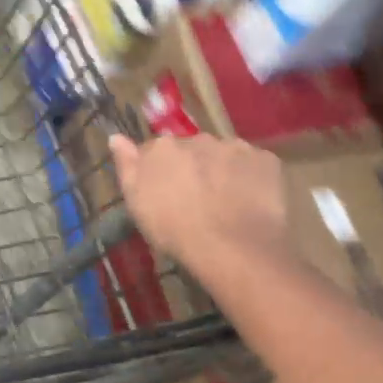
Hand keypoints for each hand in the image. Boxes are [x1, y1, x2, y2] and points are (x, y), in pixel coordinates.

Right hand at [108, 134, 292, 279]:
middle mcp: (198, 138)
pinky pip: (252, 164)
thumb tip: (116, 137)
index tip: (160, 191)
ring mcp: (235, 147)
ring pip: (222, 154)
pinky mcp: (266, 160)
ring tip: (221, 200)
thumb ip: (127, 165)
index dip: (157, 170)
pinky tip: (245, 199)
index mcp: (162, 147)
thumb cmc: (172, 228)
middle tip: (192, 198)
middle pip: (190, 149)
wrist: (231, 245)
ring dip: (218, 169)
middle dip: (190, 166)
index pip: (154, 150)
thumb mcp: (136, 201)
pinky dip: (247, 176)